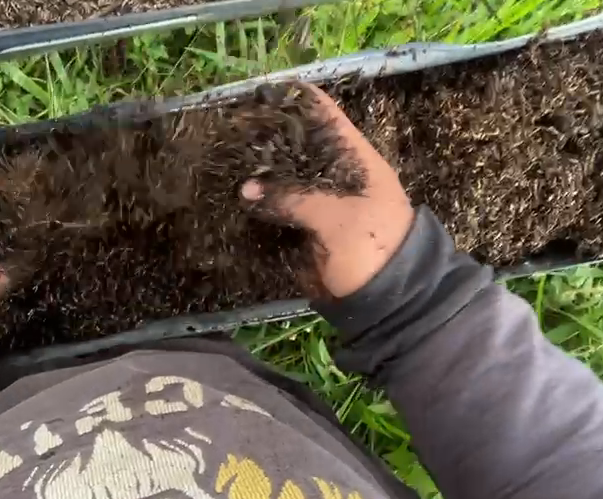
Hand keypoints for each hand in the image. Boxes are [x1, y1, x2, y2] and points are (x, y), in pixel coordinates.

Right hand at [242, 85, 414, 299]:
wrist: (383, 299)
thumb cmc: (373, 246)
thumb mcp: (337, 217)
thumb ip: (293, 199)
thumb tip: (245, 189)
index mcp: (351, 158)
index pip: (321, 116)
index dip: (293, 101)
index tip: (258, 95)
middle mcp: (329, 176)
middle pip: (293, 149)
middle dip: (263, 142)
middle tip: (227, 133)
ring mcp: (312, 207)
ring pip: (278, 184)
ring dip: (253, 178)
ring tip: (219, 164)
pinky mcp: (298, 236)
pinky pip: (272, 217)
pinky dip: (253, 211)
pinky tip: (227, 202)